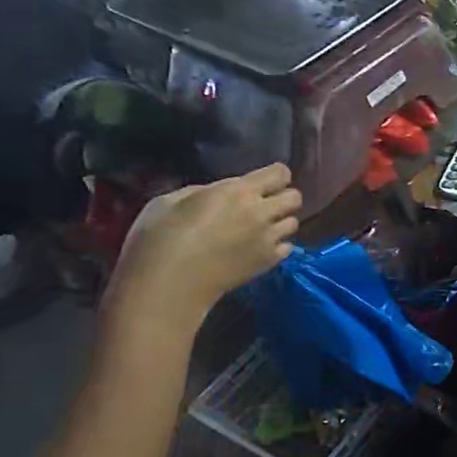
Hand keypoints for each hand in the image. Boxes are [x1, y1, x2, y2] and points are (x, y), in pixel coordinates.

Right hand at [105, 164, 302, 335]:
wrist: (171, 283)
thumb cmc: (161, 237)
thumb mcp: (173, 200)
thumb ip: (206, 192)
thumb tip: (221, 194)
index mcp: (239, 191)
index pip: (280, 173)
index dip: (275, 175)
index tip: (262, 182)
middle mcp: (261, 213)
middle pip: (295, 197)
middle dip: (283, 197)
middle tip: (264, 204)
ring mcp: (269, 239)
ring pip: (294, 223)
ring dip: (281, 222)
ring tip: (261, 228)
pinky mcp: (270, 262)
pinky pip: (288, 247)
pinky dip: (279, 245)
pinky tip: (260, 247)